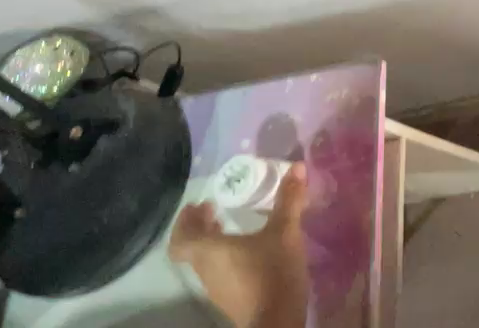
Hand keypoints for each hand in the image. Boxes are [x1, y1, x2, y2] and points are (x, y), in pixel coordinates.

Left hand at [170, 163, 309, 327]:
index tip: (197, 205)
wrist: (276, 322)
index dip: (183, 222)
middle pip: (191, 248)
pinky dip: (224, 254)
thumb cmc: (273, 272)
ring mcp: (217, 287)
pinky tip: (247, 247)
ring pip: (204, 260)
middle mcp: (207, 270)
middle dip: (199, 226)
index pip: (180, 240)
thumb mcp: (285, 231)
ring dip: (211, 240)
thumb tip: (297, 167)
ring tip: (229, 224)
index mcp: (210, 252)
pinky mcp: (230, 297)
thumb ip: (289, 199)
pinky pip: (218, 270)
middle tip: (212, 207)